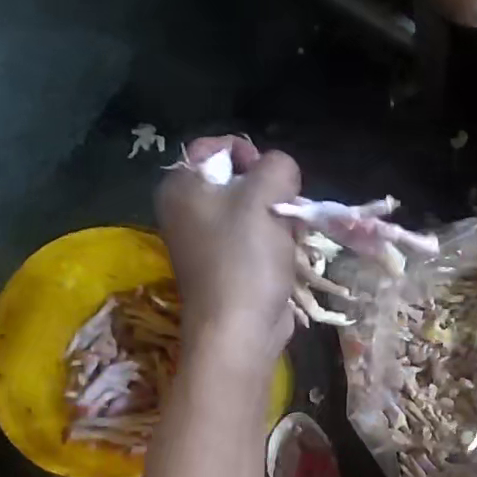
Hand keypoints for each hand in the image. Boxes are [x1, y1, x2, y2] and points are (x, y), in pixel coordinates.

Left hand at [155, 136, 301, 347]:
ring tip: (293, 238)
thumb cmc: (246, 259)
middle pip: (239, 181)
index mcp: (182, 186)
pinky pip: (256, 241)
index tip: (279, 180)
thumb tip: (282, 170)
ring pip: (253, 213)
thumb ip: (278, 168)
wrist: (239, 328)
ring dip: (280, 221)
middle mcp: (188, 210)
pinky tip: (289, 258)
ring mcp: (207, 241)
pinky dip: (276, 244)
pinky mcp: (228, 266)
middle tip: (289, 212)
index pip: (217, 148)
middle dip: (273, 193)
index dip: (252, 155)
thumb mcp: (265, 198)